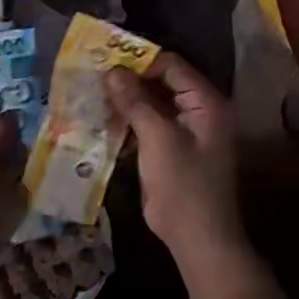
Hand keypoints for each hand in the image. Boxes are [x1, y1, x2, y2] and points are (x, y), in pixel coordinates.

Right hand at [105, 53, 243, 257]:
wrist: (197, 238)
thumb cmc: (183, 185)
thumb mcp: (157, 138)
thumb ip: (135, 101)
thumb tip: (111, 70)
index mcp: (206, 102)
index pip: (171, 65)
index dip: (139, 60)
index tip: (106, 60)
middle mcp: (198, 110)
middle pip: (161, 81)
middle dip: (128, 78)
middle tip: (94, 73)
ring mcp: (185, 130)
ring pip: (151, 102)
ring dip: (125, 99)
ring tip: (92, 91)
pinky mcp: (170, 147)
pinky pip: (148, 123)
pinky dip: (128, 119)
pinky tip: (101, 116)